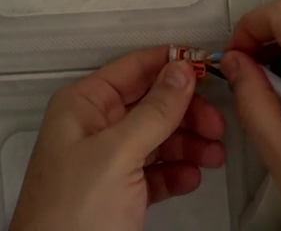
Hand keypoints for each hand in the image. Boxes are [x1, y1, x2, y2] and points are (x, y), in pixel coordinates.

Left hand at [8, 46, 226, 230]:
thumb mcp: (116, 154)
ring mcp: (106, 162)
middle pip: (149, 103)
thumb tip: (179, 73)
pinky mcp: (117, 195)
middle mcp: (93, 128)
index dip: (169, 63)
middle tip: (214, 121)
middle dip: (185, 111)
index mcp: (83, 106)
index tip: (203, 64)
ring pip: (156, 138)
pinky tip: (191, 176)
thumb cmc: (66, 218)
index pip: (133, 68)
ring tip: (212, 152)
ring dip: (188, 143)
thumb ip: (153, 111)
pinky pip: (154, 172)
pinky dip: (176, 172)